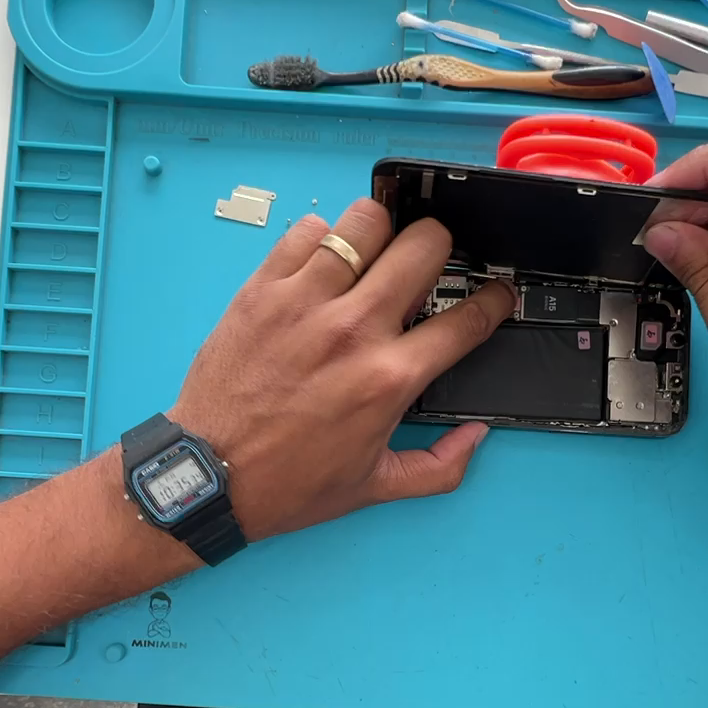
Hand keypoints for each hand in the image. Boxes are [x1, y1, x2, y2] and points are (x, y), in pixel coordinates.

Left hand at [170, 199, 514, 540]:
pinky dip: (323, 240)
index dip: (495, 301)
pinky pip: (306, 230)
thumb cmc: (291, 484)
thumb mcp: (376, 487)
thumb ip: (440, 466)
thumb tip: (476, 436)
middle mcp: (354, 329)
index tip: (495, 296)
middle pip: (426, 244)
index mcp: (390, 379)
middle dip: (442, 251)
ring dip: (382, 234)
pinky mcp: (262, 289)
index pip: (467, 319)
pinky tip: (322, 269)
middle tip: (428, 270)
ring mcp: (304, 302)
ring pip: (366, 220)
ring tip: (374, 259)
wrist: (211, 476)